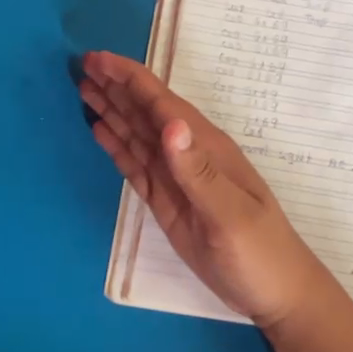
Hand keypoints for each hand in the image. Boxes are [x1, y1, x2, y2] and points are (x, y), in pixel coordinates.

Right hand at [79, 51, 331, 328]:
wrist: (273, 293)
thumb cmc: (259, 252)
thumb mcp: (230, 215)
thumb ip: (198, 172)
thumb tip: (170, 124)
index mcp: (205, 148)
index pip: (161, 103)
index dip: (130, 79)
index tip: (96, 59)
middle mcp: (188, 154)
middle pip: (145, 112)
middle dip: (115, 87)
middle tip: (79, 65)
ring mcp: (177, 178)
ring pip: (138, 134)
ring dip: (112, 110)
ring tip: (83, 89)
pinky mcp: (168, 201)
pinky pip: (137, 165)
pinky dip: (118, 145)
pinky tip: (100, 130)